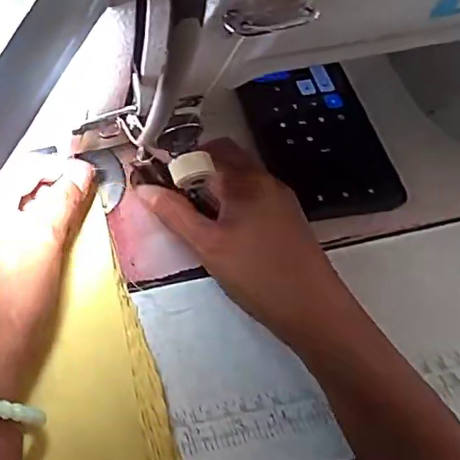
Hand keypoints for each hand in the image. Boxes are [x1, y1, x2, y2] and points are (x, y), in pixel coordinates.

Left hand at [0, 154, 95, 395]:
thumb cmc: (21, 295)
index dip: (59, 165)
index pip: (25, 167)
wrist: (2, 346)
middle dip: (54, 182)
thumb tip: (81, 169)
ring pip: (22, 201)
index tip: (87, 171)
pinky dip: (40, 218)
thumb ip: (64, 199)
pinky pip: (19, 220)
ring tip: (74, 210)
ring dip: (49, 200)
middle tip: (84, 190)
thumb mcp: (48, 239)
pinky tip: (57, 229)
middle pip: (21, 182)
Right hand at [134, 139, 368, 351]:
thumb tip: (145, 188)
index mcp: (246, 180)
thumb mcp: (207, 245)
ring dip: (213, 188)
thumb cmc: (258, 275)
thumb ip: (174, 213)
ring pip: (239, 178)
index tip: (158, 182)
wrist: (314, 309)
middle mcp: (266, 180)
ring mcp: (280, 199)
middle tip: (175, 200)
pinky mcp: (286, 218)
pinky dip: (231, 202)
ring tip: (195, 219)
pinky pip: (252, 196)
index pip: (206, 150)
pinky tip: (222, 231)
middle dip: (195, 172)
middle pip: (225, 158)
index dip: (178, 161)